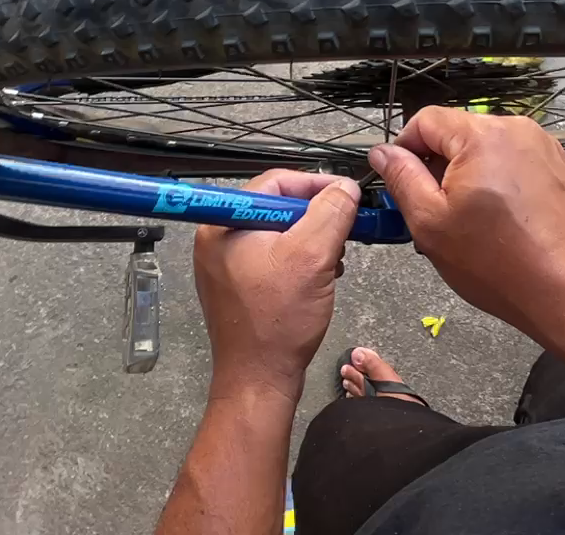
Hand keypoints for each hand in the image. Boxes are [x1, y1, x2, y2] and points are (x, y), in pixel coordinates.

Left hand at [193, 170, 361, 403]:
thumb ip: (331, 213)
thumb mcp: (313, 256)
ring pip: (281, 231)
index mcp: (225, 222)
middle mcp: (219, 237)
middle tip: (343, 229)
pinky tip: (320, 275)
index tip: (345, 194)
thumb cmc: (277, 324)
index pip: (276, 182)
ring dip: (312, 239)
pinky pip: (275, 255)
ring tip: (332, 259)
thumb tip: (345, 188)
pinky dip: (302, 259)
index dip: (316, 184)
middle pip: (279, 206)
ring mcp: (228, 262)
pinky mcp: (240, 284)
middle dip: (317, 216)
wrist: (259, 382)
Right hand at [370, 108, 564, 341]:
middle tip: (437, 208)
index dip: (406, 147)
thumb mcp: (430, 222)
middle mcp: (516, 128)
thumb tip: (383, 151)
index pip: (427, 119)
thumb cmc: (497, 262)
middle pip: (458, 131)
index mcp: (482, 135)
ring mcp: (543, 145)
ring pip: (486, 146)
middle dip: (440, 163)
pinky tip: (502, 216)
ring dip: (470, 172)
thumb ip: (402, 178)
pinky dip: (500, 179)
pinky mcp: (560, 165)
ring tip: (472, 217)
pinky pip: (514, 159)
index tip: (403, 179)